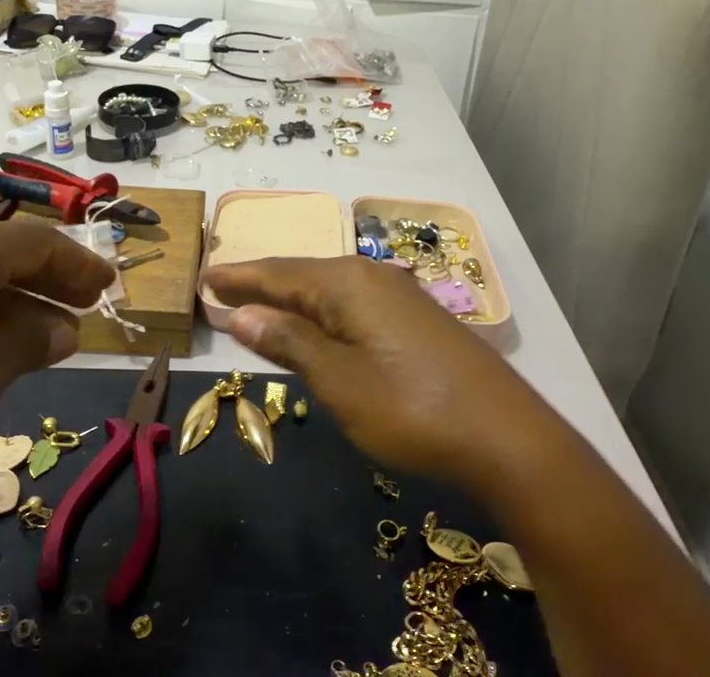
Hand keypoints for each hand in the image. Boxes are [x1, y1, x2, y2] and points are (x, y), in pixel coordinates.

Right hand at [203, 256, 560, 495]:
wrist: (505, 436)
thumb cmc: (410, 409)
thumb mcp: (338, 381)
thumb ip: (289, 342)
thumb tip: (242, 314)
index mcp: (347, 283)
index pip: (278, 273)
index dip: (239, 279)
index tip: (204, 277)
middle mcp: (372, 277)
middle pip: (304, 276)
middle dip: (263, 285)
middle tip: (224, 290)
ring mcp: (400, 297)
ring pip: (331, 291)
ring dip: (293, 300)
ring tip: (260, 307)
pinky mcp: (417, 321)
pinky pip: (355, 306)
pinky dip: (324, 314)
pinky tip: (317, 329)